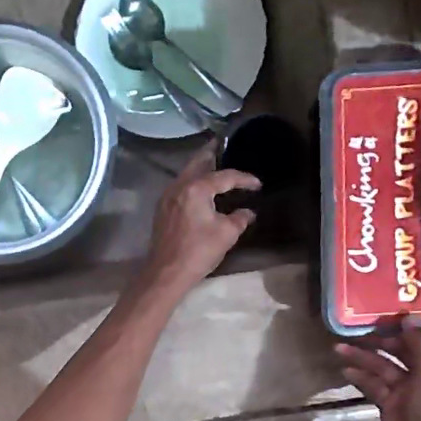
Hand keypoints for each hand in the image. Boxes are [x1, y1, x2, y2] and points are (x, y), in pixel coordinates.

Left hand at [139, 149, 258, 294]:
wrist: (166, 272)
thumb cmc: (198, 251)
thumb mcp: (226, 234)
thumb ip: (240, 218)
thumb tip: (248, 212)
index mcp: (196, 188)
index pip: (224, 176)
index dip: (244, 179)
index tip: (257, 184)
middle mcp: (178, 186)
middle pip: (198, 163)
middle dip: (213, 155)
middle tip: (227, 148)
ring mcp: (167, 197)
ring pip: (187, 174)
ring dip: (202, 169)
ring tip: (218, 167)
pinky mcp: (162, 209)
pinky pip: (180, 187)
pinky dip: (193, 182)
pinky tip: (203, 190)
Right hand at [335, 321, 420, 420]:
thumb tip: (408, 316)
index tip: (397, 306)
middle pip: (408, 348)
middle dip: (384, 338)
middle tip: (359, 327)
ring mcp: (412, 389)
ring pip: (387, 365)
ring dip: (365, 356)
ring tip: (339, 348)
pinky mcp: (392, 402)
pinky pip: (375, 383)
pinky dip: (361, 376)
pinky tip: (345, 370)